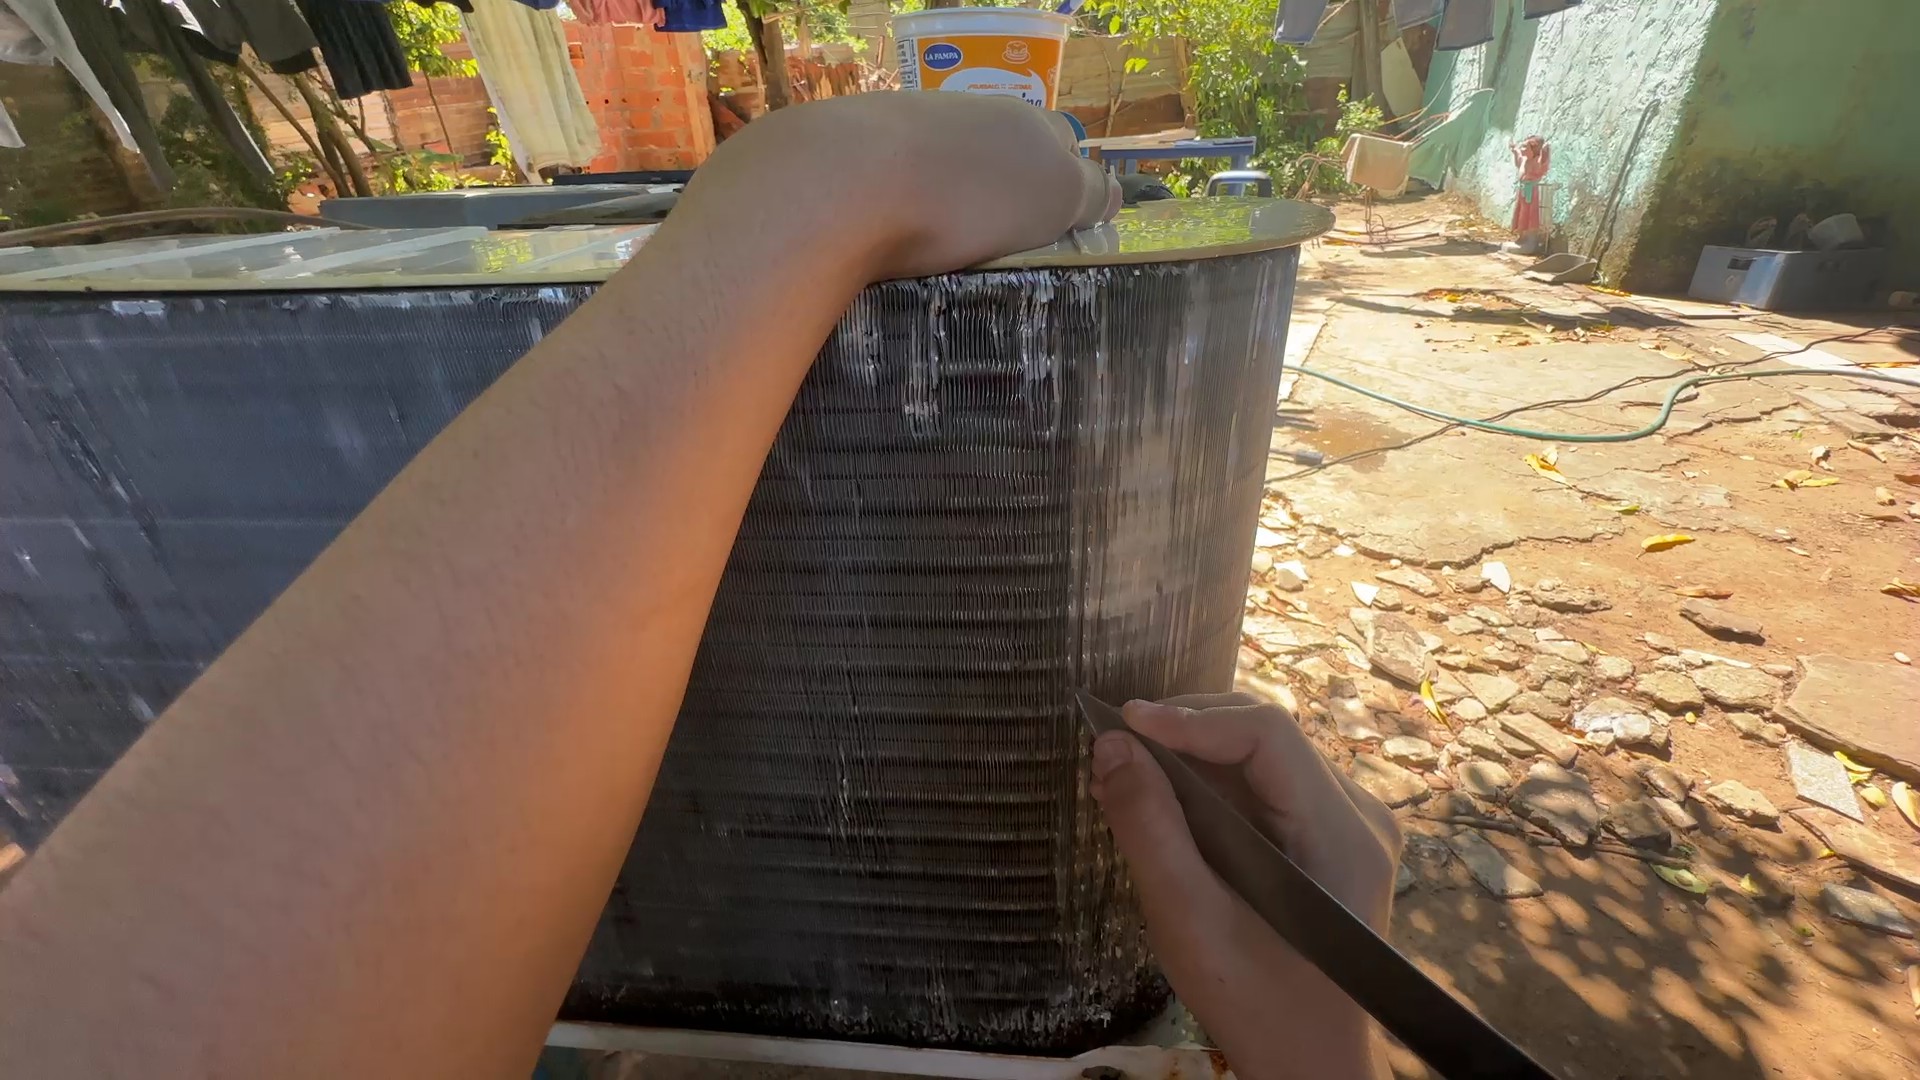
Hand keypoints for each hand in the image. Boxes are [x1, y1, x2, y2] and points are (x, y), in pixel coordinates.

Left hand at [671, 93, 1120, 281]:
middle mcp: (970, 117)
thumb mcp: (1050, 199)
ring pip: (952, 177)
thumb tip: (1113, 193)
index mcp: (1024, 124)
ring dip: (958, 212)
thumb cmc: (966, 195)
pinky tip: (903, 249)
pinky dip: (910, 218)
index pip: (1064, 154)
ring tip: (954, 264)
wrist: (846, 184)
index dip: (1066, 199)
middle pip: (1005, 163)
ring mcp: (912, 133)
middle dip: (1012, 205)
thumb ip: (1086, 194)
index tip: (1060, 245)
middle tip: (1009, 259)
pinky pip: (903, 193)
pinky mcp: (861, 160)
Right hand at [1090, 694, 1400, 1079]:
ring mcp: (1342, 820)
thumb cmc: (1256, 1003)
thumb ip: (1148, 828)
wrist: (1309, 1063)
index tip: (1124, 722)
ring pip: (1252, 751)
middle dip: (1182, 731)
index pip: (1267, 735)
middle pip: (1260, 734)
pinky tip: (1157, 795)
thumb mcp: (1188, 920)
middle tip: (1116, 747)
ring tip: (1125, 771)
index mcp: (1342, 834)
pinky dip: (1199, 778)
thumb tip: (1110, 744)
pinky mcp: (1320, 830)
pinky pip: (1254, 779)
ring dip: (1184, 752)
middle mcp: (1355, 813)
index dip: (1191, 719)